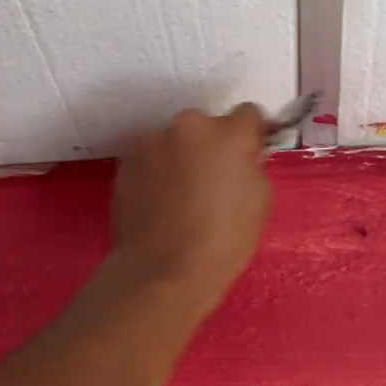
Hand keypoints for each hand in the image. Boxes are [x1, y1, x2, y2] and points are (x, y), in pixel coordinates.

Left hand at [108, 104, 271, 315]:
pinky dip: (156, 173)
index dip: (250, 137)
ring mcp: (151, 142)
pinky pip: (150, 159)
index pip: (248, 114)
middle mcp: (187, 126)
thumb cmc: (223, 242)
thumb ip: (252, 168)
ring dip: (181, 158)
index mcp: (228, 134)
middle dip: (211, 147)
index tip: (247, 159)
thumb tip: (241, 161)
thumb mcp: (260, 203)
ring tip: (180, 198)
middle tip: (211, 184)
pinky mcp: (125, 162)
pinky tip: (159, 205)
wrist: (163, 271)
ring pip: (175, 142)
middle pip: (206, 127)